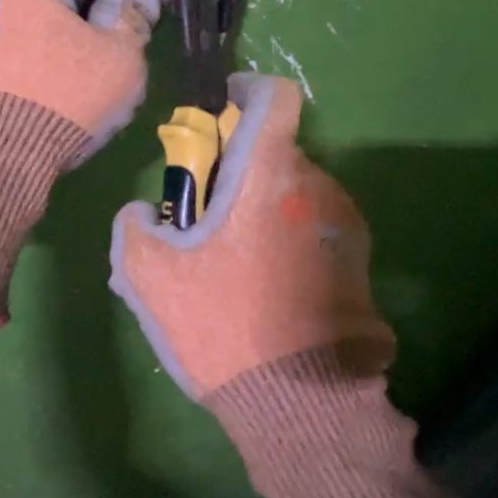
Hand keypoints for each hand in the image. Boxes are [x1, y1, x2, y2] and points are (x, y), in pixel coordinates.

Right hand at [110, 72, 393, 397]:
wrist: (299, 405)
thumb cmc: (224, 324)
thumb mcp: (151, 277)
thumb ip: (135, 227)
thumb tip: (143, 213)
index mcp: (268, 175)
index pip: (274, 97)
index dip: (247, 92)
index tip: (223, 114)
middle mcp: (317, 187)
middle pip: (278, 151)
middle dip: (243, 168)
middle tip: (211, 213)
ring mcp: (346, 227)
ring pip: (300, 192)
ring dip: (269, 206)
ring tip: (241, 258)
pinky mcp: (362, 266)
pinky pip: (319, 229)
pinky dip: (293, 238)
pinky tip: (271, 288)